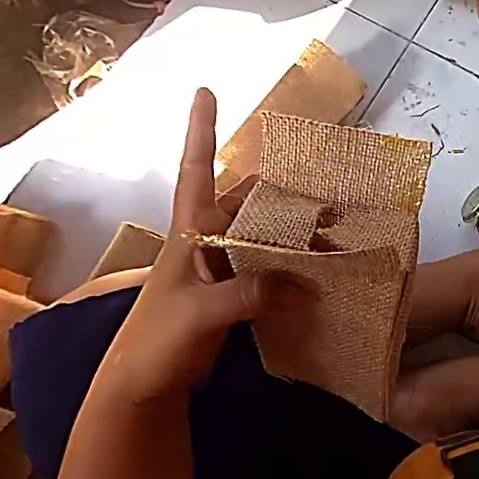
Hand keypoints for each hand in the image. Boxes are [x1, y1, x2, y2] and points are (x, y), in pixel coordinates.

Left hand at [97, 90, 306, 406]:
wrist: (143, 388)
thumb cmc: (156, 342)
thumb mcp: (200, 314)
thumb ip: (249, 296)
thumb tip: (306, 285)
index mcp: (189, 233)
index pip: (195, 170)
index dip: (200, 130)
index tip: (204, 90)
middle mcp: (207, 241)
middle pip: (247, 201)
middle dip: (282, 189)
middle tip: (327, 183)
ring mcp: (222, 268)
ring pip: (262, 234)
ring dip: (292, 228)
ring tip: (335, 225)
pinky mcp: (234, 294)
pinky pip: (269, 268)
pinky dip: (292, 264)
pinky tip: (319, 268)